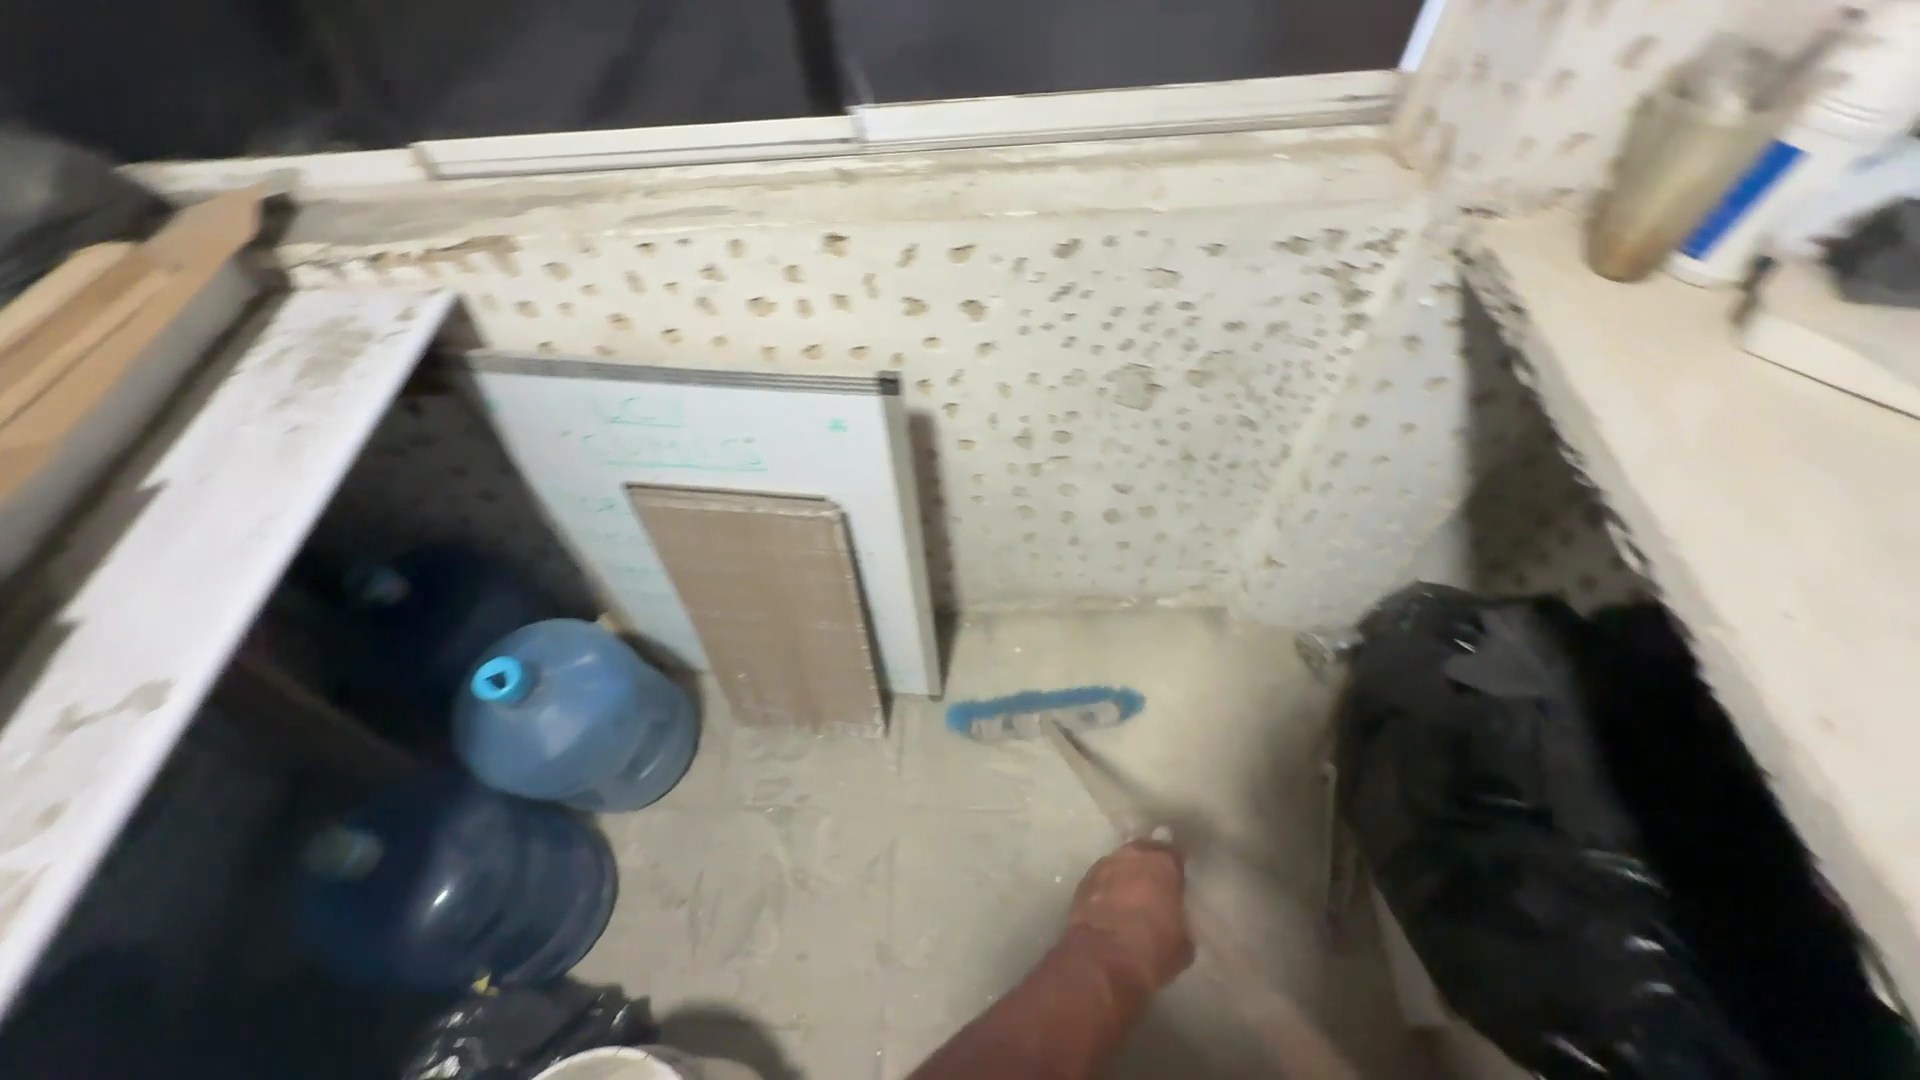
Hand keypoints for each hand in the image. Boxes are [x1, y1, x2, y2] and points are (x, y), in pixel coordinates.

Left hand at [1066, 840, 1194, 992]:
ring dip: (1124, 876)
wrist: (1103, 957)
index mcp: (1163, 865)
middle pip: (1143, 853)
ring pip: (1119, 864)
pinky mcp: (1083, 881)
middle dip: (1147, 867)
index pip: (1173, 857)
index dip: (1174, 871)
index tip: (1176, 884)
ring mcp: (1104, 865)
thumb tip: (1174, 925)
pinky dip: (1105, 889)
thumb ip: (1179, 923)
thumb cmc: (1152, 948)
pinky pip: (1100, 879)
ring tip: (1128, 897)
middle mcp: (1133, 856)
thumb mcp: (1182, 944)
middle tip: (1152, 887)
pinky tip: (1108, 906)